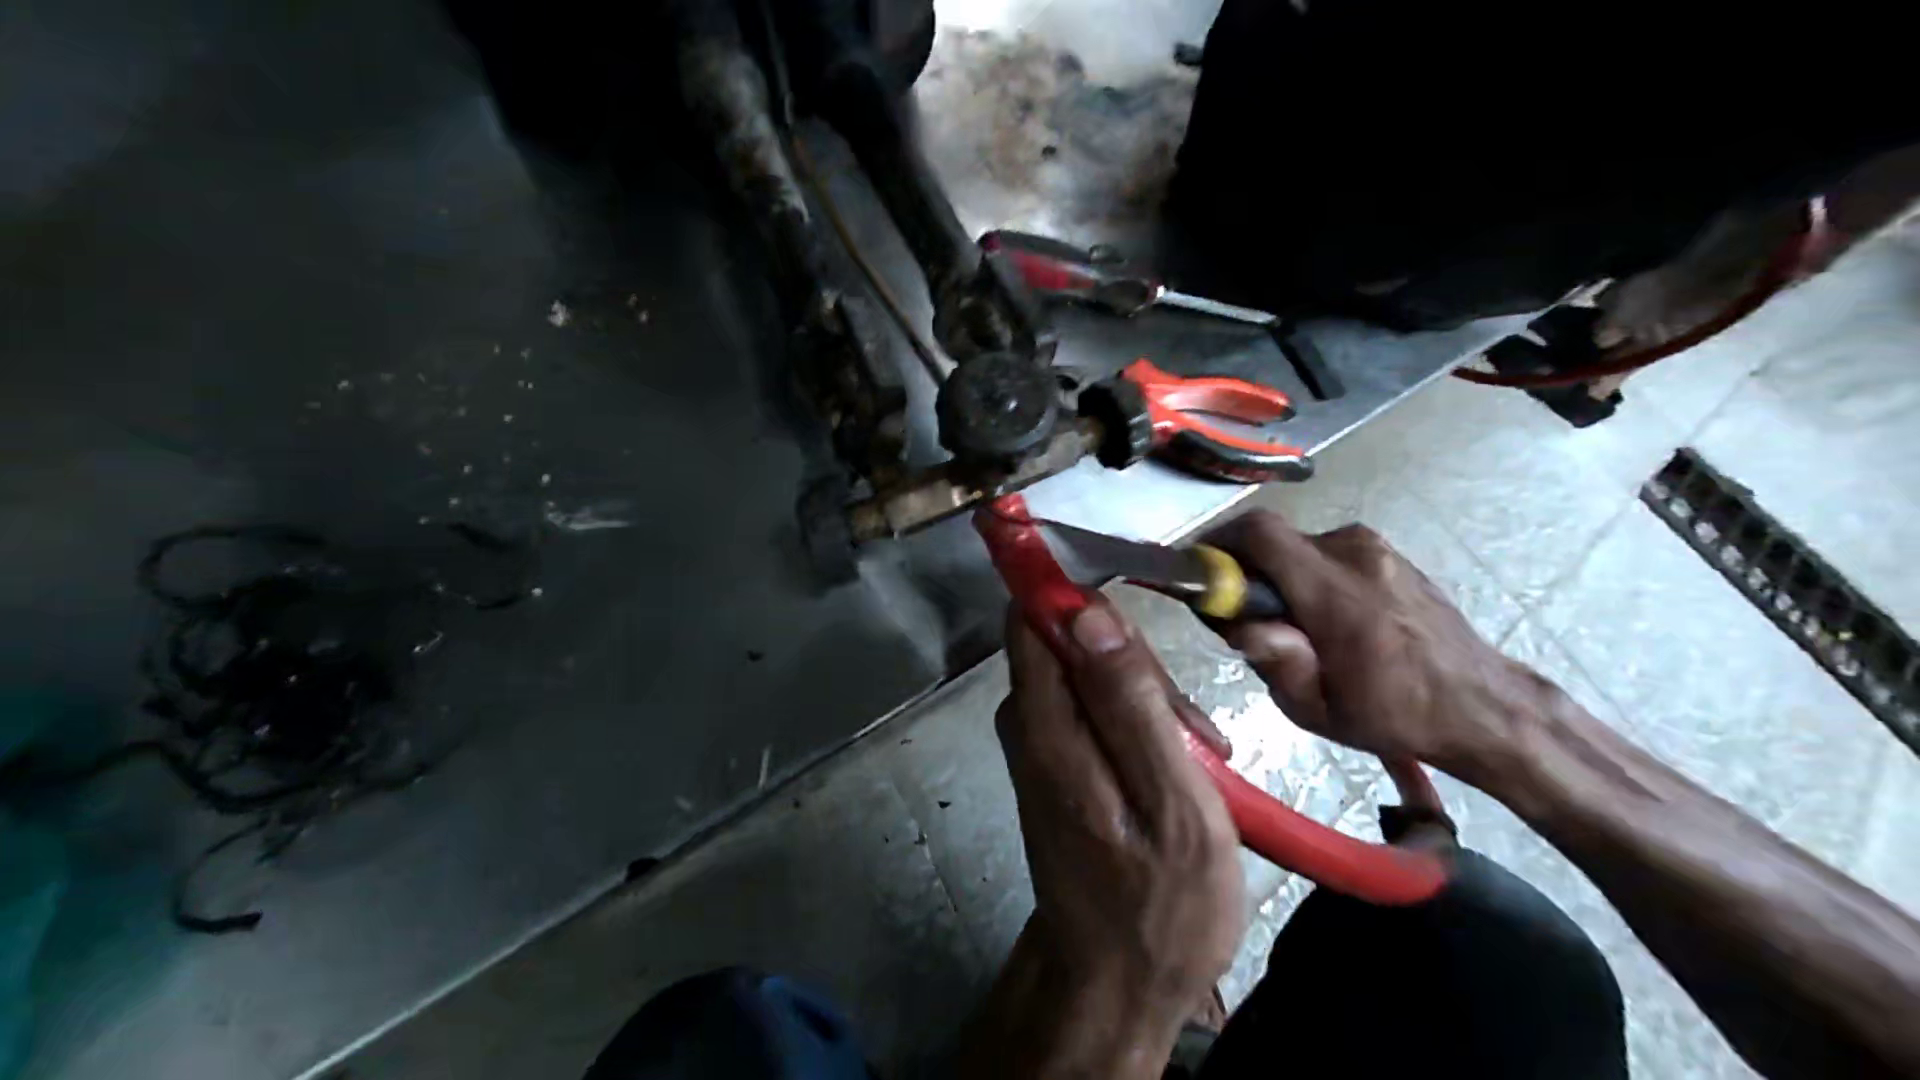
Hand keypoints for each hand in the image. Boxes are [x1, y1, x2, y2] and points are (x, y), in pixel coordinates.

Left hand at [990, 598, 1244, 1069]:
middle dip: (1133, 664)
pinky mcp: (1057, 761)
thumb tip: (1086, 612)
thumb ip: (1129, 700)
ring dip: (1148, 700)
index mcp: (1045, 723)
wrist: (1117, 977)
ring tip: (1203, 754)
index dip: (1072, 591)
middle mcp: (1027, 721)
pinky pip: (1093, 712)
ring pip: (1091, 677)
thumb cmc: (1157, 900)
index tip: (1128, 597)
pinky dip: (1139, 726)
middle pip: (1071, 644)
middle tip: (1193, 723)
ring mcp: (1040, 742)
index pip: (1031, 617)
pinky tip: (1183, 766)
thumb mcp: (1171, 798)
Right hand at [1206, 511, 1558, 788]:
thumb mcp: (1317, 710)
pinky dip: (1304, 573)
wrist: (1485, 705)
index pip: (1259, 533)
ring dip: (1275, 573)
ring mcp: (1376, 547)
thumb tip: (1236, 623)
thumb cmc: (1395, 715)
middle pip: (1271, 538)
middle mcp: (1354, 553)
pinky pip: (1324, 551)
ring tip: (1286, 622)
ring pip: (1296, 545)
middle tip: (1239, 612)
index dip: (1216, 543)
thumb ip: (1273, 661)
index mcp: (1336, 592)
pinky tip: (1321, 616)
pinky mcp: (1387, 552)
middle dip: (1241, 567)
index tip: (1198, 573)